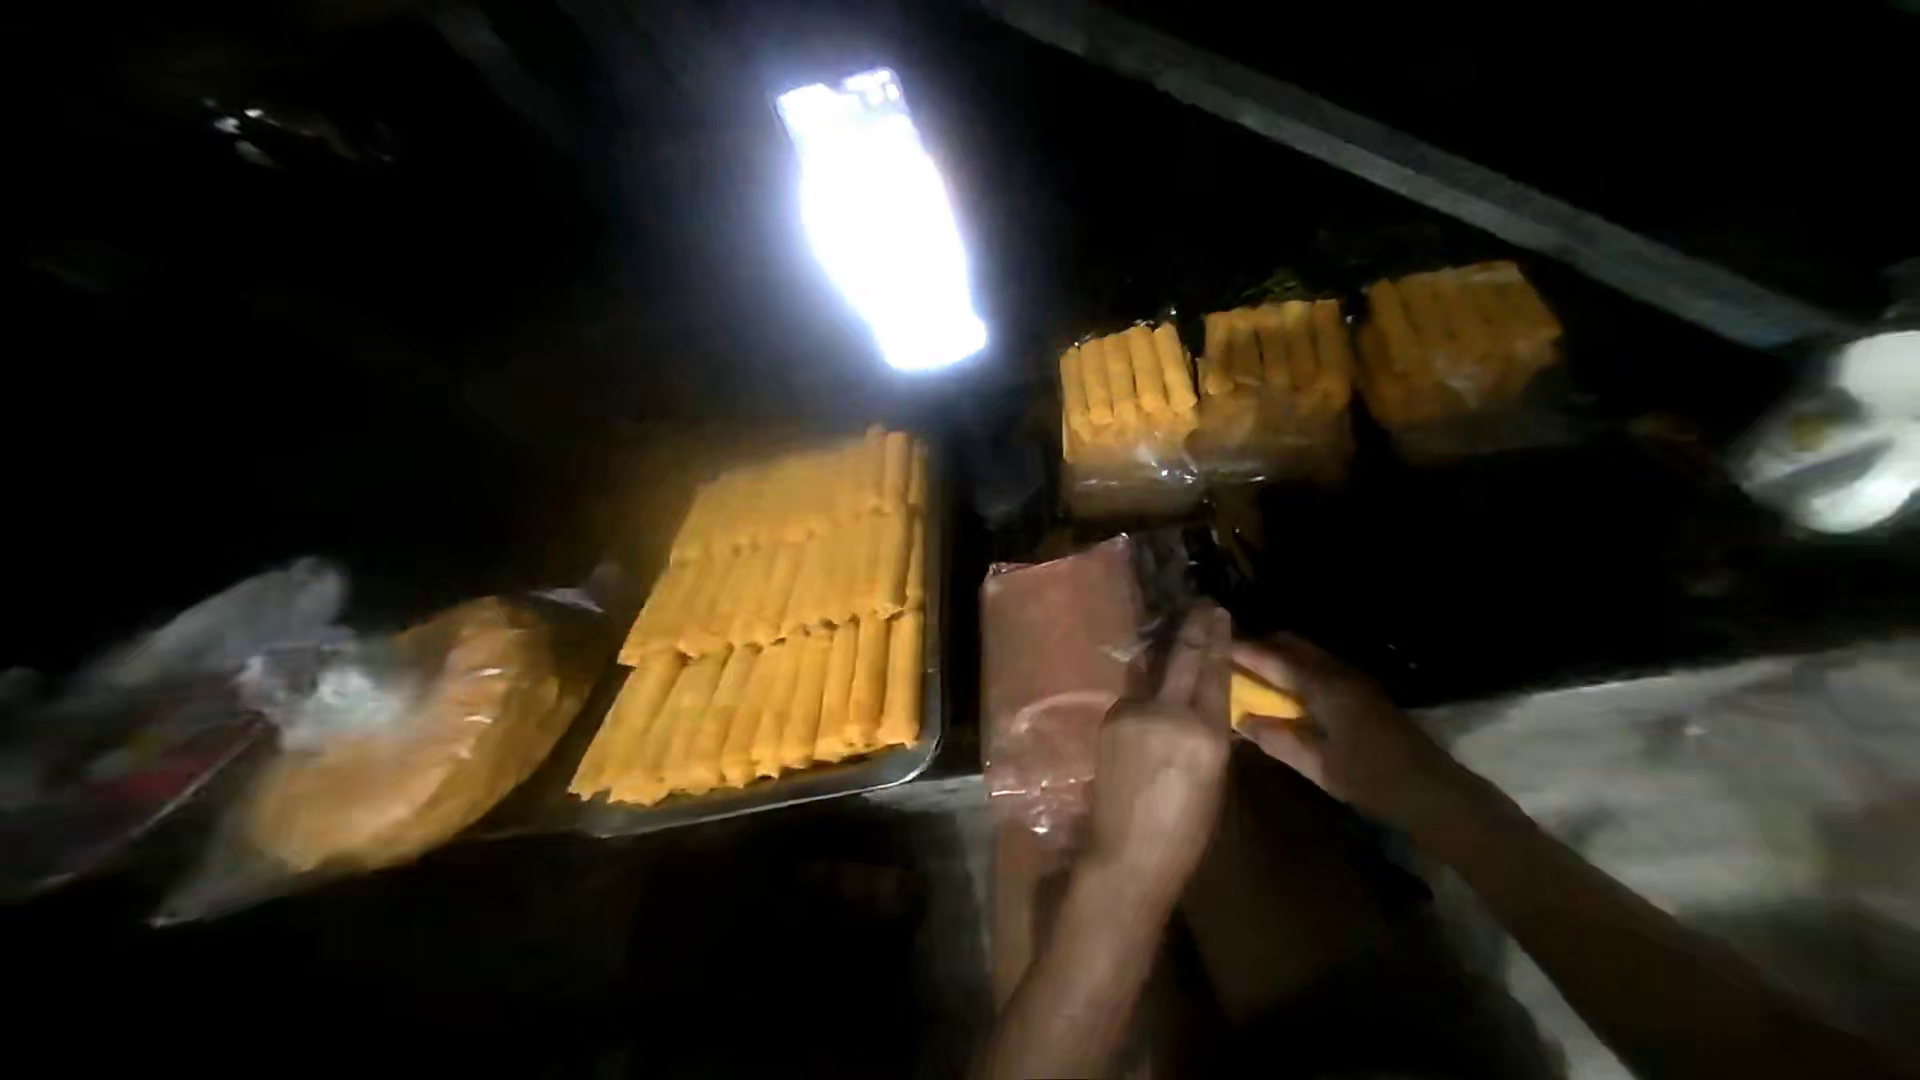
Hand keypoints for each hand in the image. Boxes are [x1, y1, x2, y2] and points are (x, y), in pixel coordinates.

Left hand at [1086, 604, 1232, 895]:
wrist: (1126, 852)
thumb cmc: (1184, 829)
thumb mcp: (1213, 777)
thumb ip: (1209, 731)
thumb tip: (1203, 699)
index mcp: (1205, 733)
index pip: (1213, 673)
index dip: (1217, 639)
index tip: (1218, 613)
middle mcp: (1166, 712)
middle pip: (1181, 657)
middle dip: (1193, 628)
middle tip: (1202, 605)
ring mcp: (1132, 712)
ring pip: (1153, 673)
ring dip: (1165, 656)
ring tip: (1177, 638)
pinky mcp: (1109, 718)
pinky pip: (1135, 695)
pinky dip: (1147, 688)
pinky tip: (1153, 686)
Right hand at [1232, 636, 1462, 829]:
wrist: (1436, 794)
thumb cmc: (1372, 778)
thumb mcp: (1316, 764)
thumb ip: (1275, 739)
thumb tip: (1240, 721)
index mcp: (1323, 686)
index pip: (1271, 658)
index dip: (1240, 650)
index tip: (1211, 644)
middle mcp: (1338, 672)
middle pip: (1290, 643)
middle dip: (1258, 644)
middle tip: (1227, 658)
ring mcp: (1353, 679)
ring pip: (1305, 652)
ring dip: (1276, 655)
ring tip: (1248, 671)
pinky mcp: (1361, 692)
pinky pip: (1317, 665)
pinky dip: (1293, 667)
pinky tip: (1281, 689)